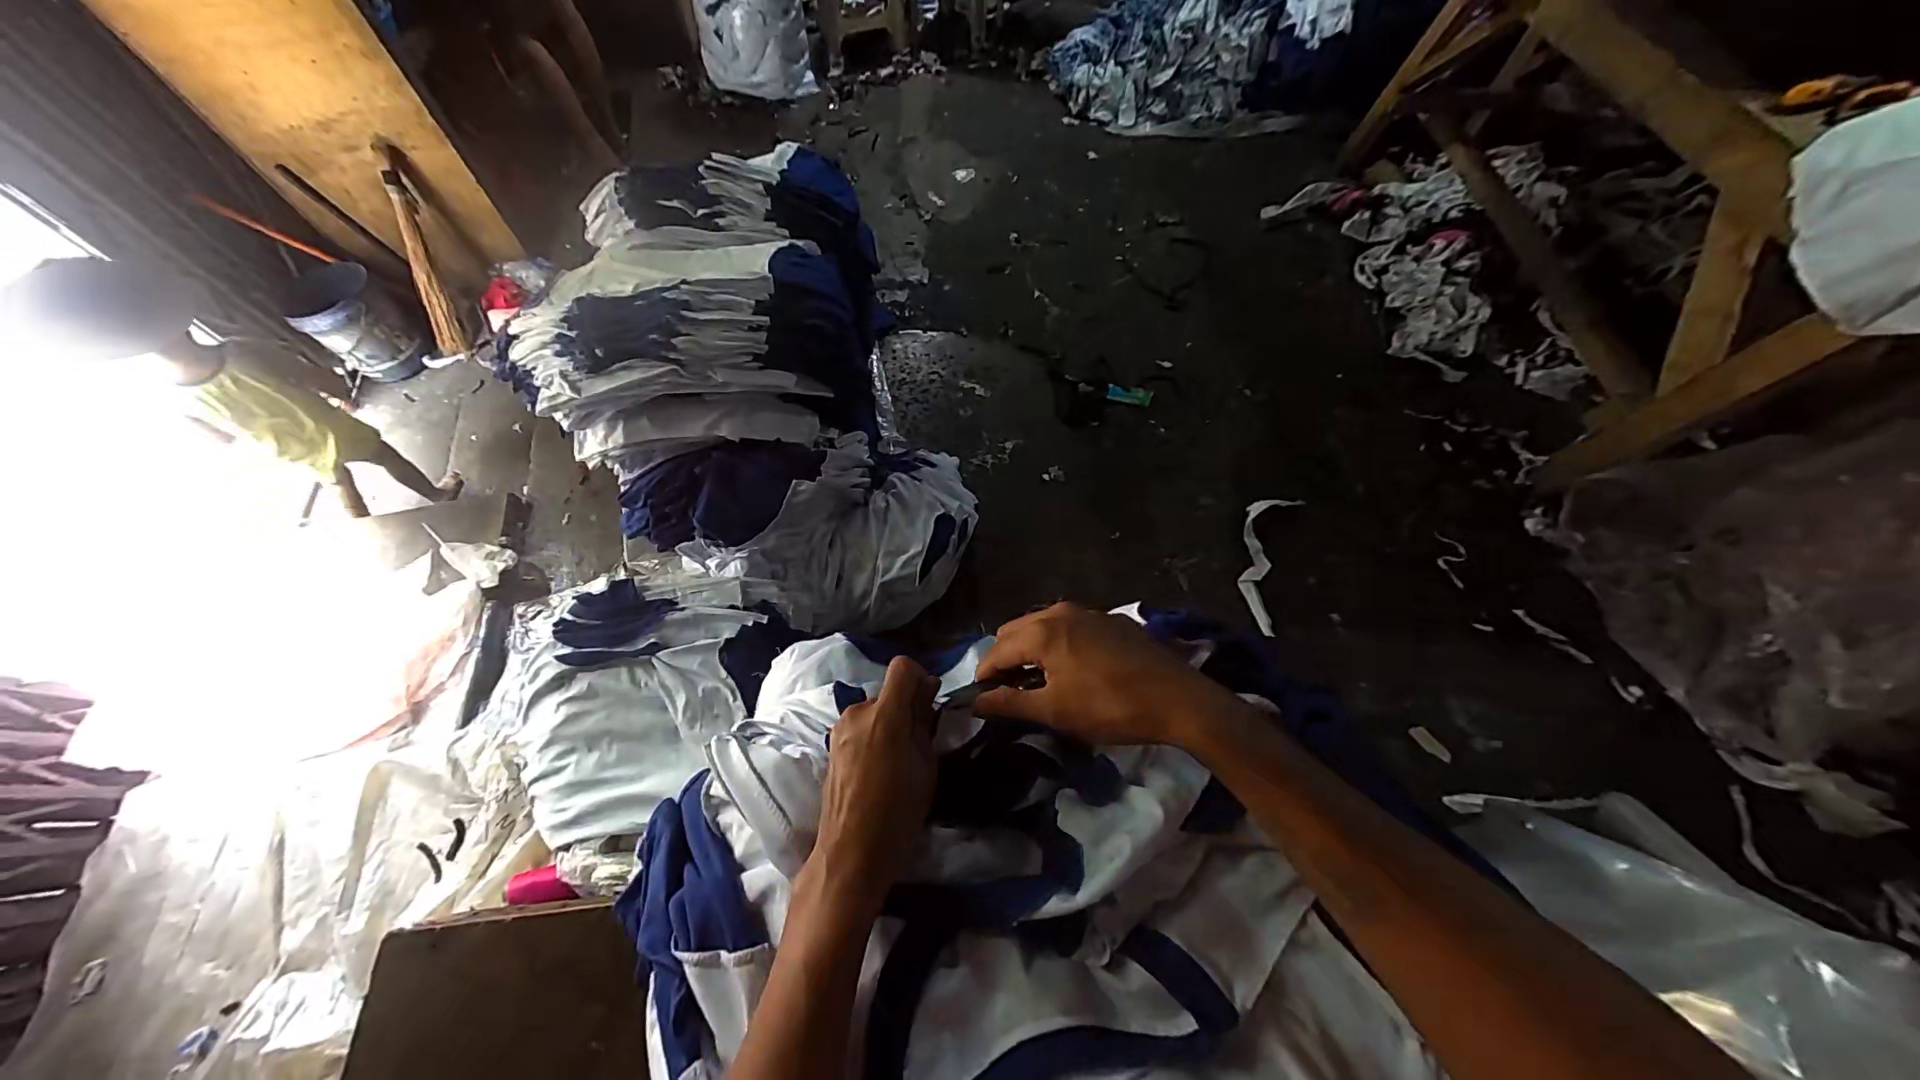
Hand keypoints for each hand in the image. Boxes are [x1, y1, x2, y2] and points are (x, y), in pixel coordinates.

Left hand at [811, 657, 939, 909]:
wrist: (851, 852)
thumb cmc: (898, 811)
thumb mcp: (926, 764)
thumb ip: (924, 721)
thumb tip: (926, 690)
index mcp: (885, 713)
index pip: (902, 666)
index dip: (920, 678)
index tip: (929, 704)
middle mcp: (857, 711)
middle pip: (888, 692)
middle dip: (905, 706)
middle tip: (918, 741)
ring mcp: (839, 728)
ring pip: (873, 710)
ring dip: (887, 723)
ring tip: (896, 760)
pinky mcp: (830, 745)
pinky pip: (860, 727)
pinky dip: (873, 736)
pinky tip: (878, 769)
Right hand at [974, 603, 1250, 747]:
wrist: (1179, 699)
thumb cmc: (1111, 707)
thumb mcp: (1056, 711)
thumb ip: (1011, 703)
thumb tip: (976, 702)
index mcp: (1043, 632)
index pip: (997, 650)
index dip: (984, 676)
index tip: (982, 699)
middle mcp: (1061, 612)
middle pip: (1016, 630)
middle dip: (1006, 657)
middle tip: (1011, 691)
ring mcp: (1090, 612)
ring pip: (1043, 625)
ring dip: (1032, 648)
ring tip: (1039, 680)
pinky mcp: (1112, 620)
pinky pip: (1070, 626)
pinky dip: (1058, 642)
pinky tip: (1072, 667)